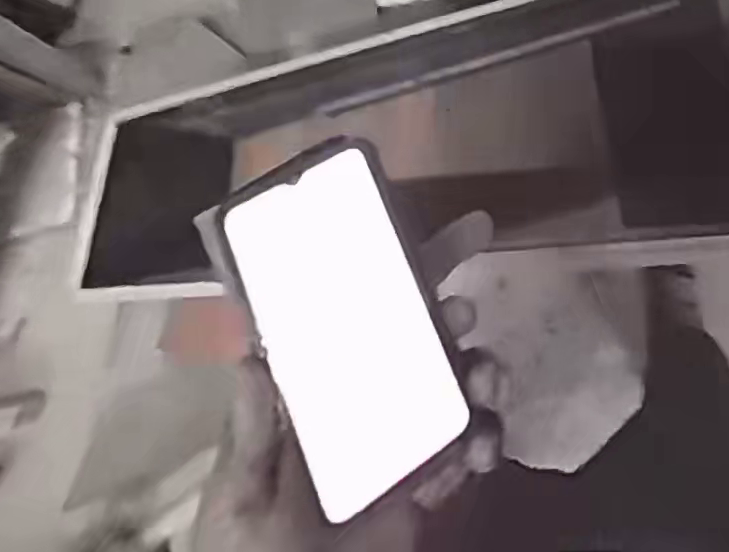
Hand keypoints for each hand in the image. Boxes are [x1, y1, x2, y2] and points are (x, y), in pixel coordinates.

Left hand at [194, 214, 505, 551]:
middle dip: (453, 310)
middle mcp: (370, 393)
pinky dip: (486, 439)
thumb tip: (252, 355)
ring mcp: (405, 434)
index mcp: (326, 381)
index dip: (405, 267)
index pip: (364, 309)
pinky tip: (480, 451)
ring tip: (486, 385)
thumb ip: (253, 436)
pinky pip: (471, 444)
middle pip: (423, 332)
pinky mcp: (431, 479)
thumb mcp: (243, 496)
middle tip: (463, 312)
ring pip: (458, 380)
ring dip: (482, 371)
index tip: (444, 232)